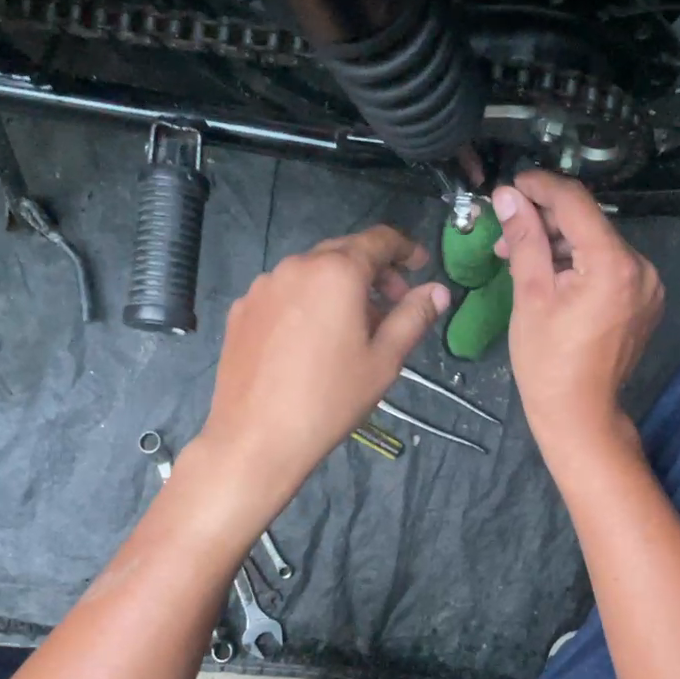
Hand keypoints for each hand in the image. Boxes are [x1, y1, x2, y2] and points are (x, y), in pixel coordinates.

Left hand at [196, 225, 449, 495]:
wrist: (256, 438)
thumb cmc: (330, 400)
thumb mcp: (384, 361)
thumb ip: (413, 317)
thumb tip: (438, 291)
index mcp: (337, 272)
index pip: (379, 240)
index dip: (406, 250)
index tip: (421, 267)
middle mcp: (296, 266)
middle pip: (343, 253)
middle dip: (374, 272)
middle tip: (393, 305)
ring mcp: (263, 287)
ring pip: (311, 274)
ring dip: (339, 288)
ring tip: (352, 329)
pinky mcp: (241, 310)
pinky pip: (284, 294)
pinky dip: (307, 303)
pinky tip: (311, 342)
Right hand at [494, 171, 663, 459]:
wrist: (579, 414)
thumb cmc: (548, 361)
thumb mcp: (530, 296)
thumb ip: (525, 239)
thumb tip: (509, 197)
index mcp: (613, 264)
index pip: (576, 203)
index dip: (541, 188)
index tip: (511, 186)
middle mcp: (641, 267)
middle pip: (588, 224)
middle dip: (545, 223)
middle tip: (506, 234)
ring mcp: (648, 285)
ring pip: (597, 246)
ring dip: (560, 245)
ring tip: (521, 260)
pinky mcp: (644, 301)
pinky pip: (609, 268)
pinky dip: (579, 265)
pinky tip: (550, 278)